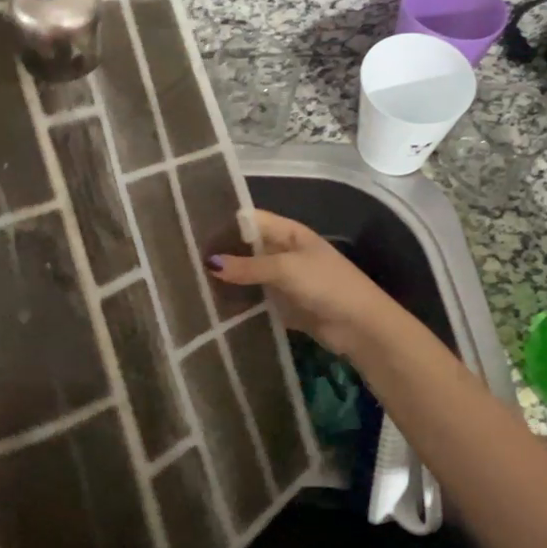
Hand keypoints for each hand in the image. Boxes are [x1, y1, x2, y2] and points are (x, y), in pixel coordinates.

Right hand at [210, 210, 398, 355]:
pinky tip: (214, 306)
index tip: (194, 231)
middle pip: (248, 249)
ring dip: (229, 280)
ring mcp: (284, 280)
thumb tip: (209, 262)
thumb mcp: (286, 269)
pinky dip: (240, 302)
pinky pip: (257, 300)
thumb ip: (248, 266)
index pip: (252, 220)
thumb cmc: (327, 285)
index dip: (226, 224)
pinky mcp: (284, 306)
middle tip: (185, 259)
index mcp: (290, 233)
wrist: (360, 326)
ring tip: (192, 283)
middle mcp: (285, 253)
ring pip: (250, 276)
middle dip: (223, 254)